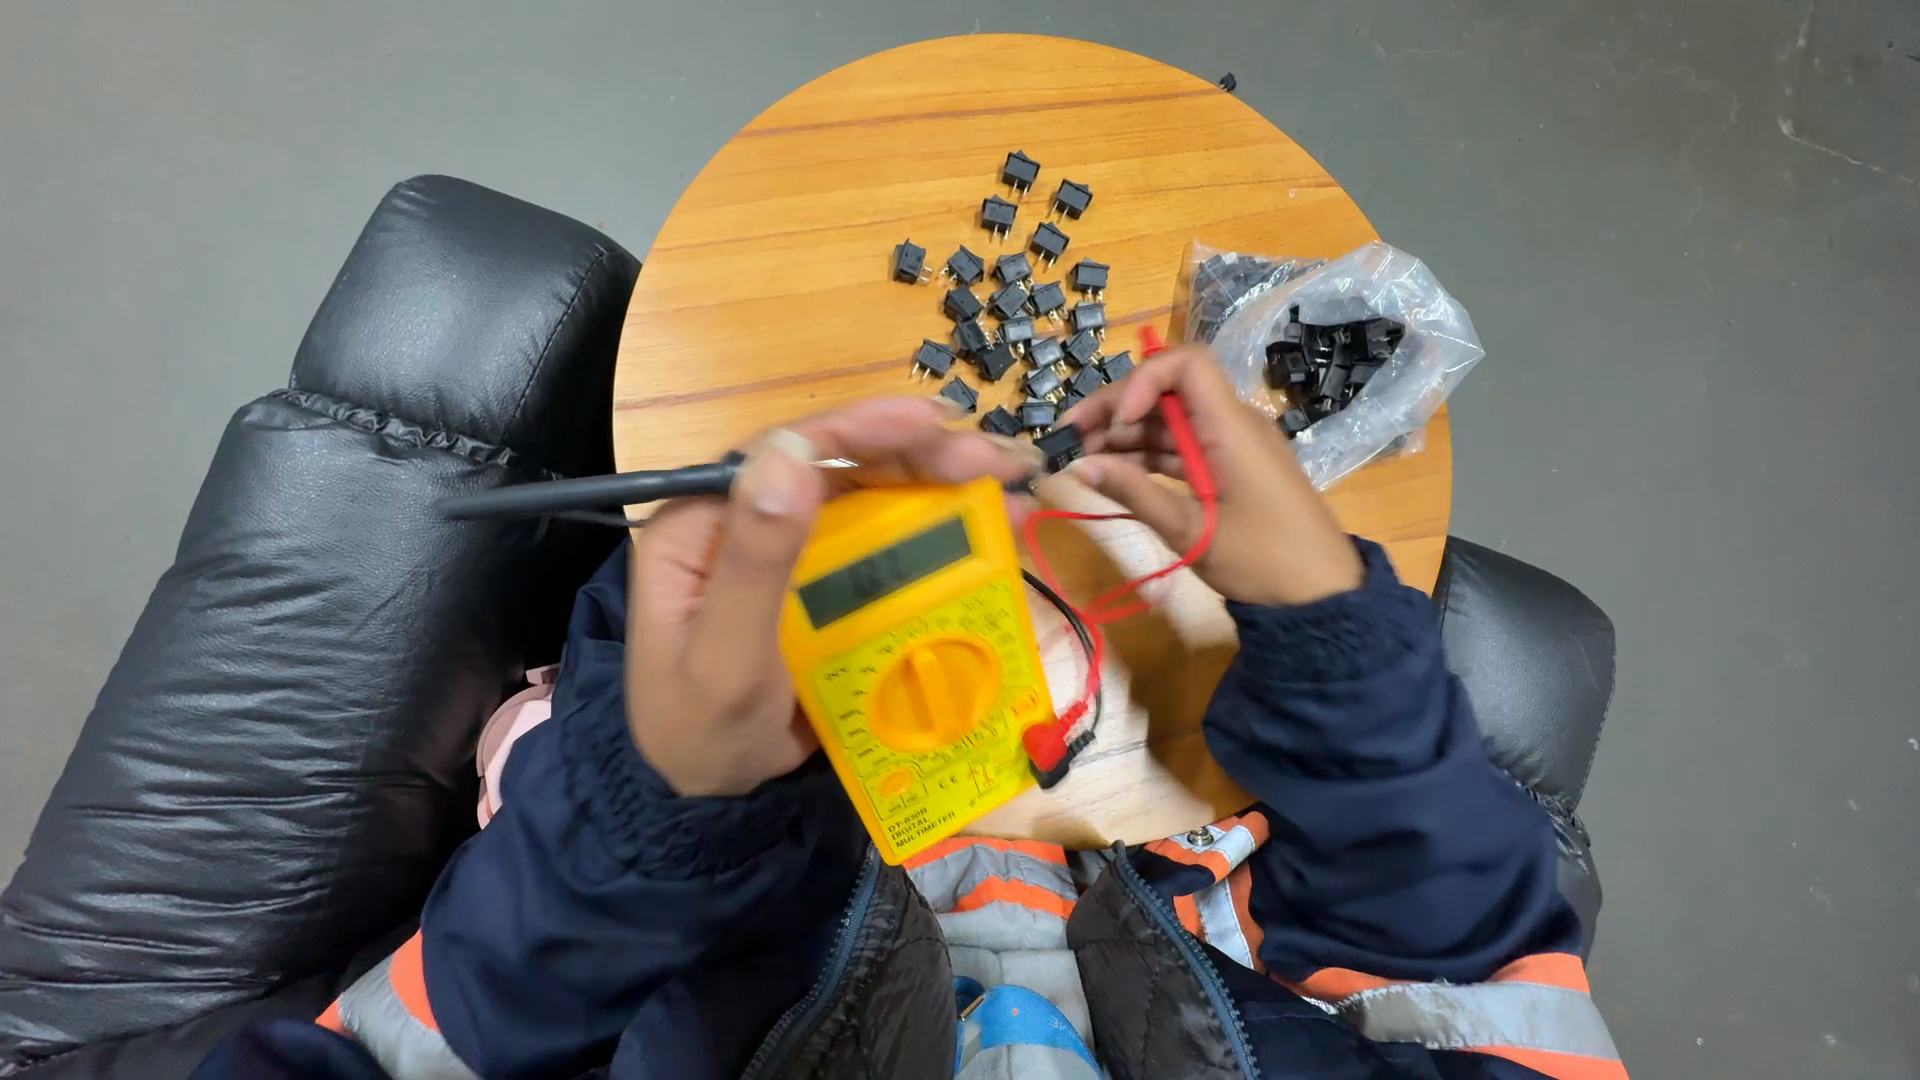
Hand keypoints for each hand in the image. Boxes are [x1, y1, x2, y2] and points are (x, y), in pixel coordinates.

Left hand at [626, 398, 1040, 796]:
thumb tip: (789, 450)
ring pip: (873, 498)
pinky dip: (939, 533)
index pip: (785, 452)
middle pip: (842, 466)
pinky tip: (986, 529)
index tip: (930, 422)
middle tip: (993, 462)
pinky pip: (887, 544)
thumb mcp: (725, 656)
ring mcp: (795, 550)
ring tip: (1008, 488)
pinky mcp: (828, 581)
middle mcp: (752, 519)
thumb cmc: (703, 733)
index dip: (861, 428)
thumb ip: (754, 559)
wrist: (717, 798)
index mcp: (704, 520)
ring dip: (941, 486)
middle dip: (919, 456)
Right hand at [1056, 344, 1362, 607]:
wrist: (1321, 596)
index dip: (1142, 381)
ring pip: (1170, 422)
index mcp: (1230, 428)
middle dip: (1117, 409)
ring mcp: (1231, 446)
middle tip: (1071, 438)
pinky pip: (1182, 447)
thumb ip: (1134, 493)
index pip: (1186, 365)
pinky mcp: (1229, 468)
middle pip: (1168, 393)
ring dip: (1126, 436)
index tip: (1114, 421)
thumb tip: (1079, 467)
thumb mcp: (1190, 530)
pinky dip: (1147, 457)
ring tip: (1083, 460)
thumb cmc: (1262, 561)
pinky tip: (1115, 473)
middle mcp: (1231, 425)